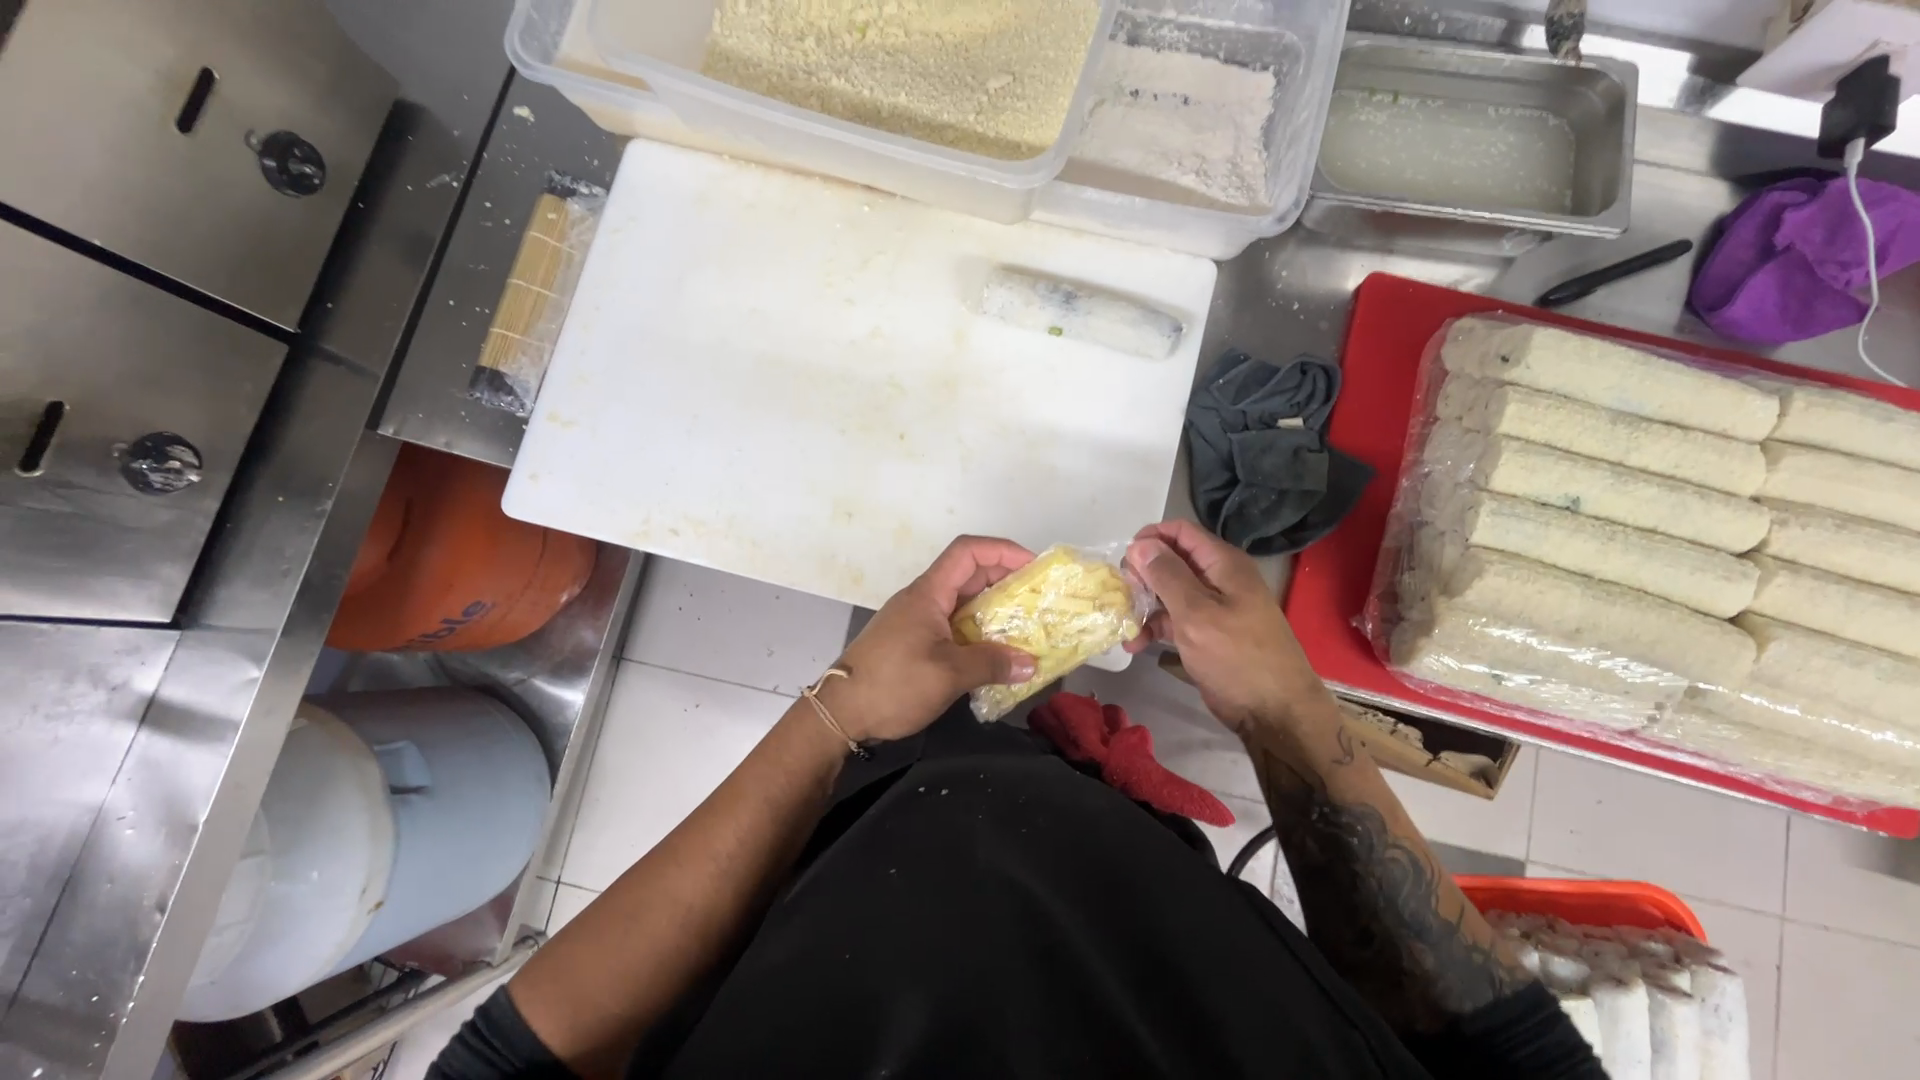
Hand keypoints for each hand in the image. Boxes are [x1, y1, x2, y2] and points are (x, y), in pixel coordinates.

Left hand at [824, 536, 1039, 742]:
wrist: (840, 714)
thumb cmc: (892, 685)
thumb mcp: (948, 675)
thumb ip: (991, 664)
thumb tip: (1029, 664)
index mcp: (928, 594)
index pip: (967, 552)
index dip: (1003, 551)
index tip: (1033, 568)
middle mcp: (922, 601)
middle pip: (968, 575)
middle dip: (1005, 582)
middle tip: (1038, 601)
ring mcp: (916, 623)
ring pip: (962, 605)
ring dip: (994, 613)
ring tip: (1026, 629)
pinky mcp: (914, 645)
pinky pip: (953, 629)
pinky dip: (978, 636)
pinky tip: (997, 657)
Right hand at [1124, 520, 1327, 734]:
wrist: (1273, 711)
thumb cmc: (1237, 656)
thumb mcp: (1196, 613)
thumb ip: (1167, 576)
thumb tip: (1139, 544)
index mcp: (1223, 564)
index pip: (1181, 532)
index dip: (1150, 538)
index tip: (1123, 559)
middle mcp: (1218, 579)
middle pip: (1172, 561)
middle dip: (1142, 574)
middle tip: (1120, 594)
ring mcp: (1212, 608)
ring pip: (1169, 592)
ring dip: (1143, 604)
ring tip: (1121, 622)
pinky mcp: (1206, 634)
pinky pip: (1174, 620)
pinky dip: (1154, 627)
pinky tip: (1134, 644)